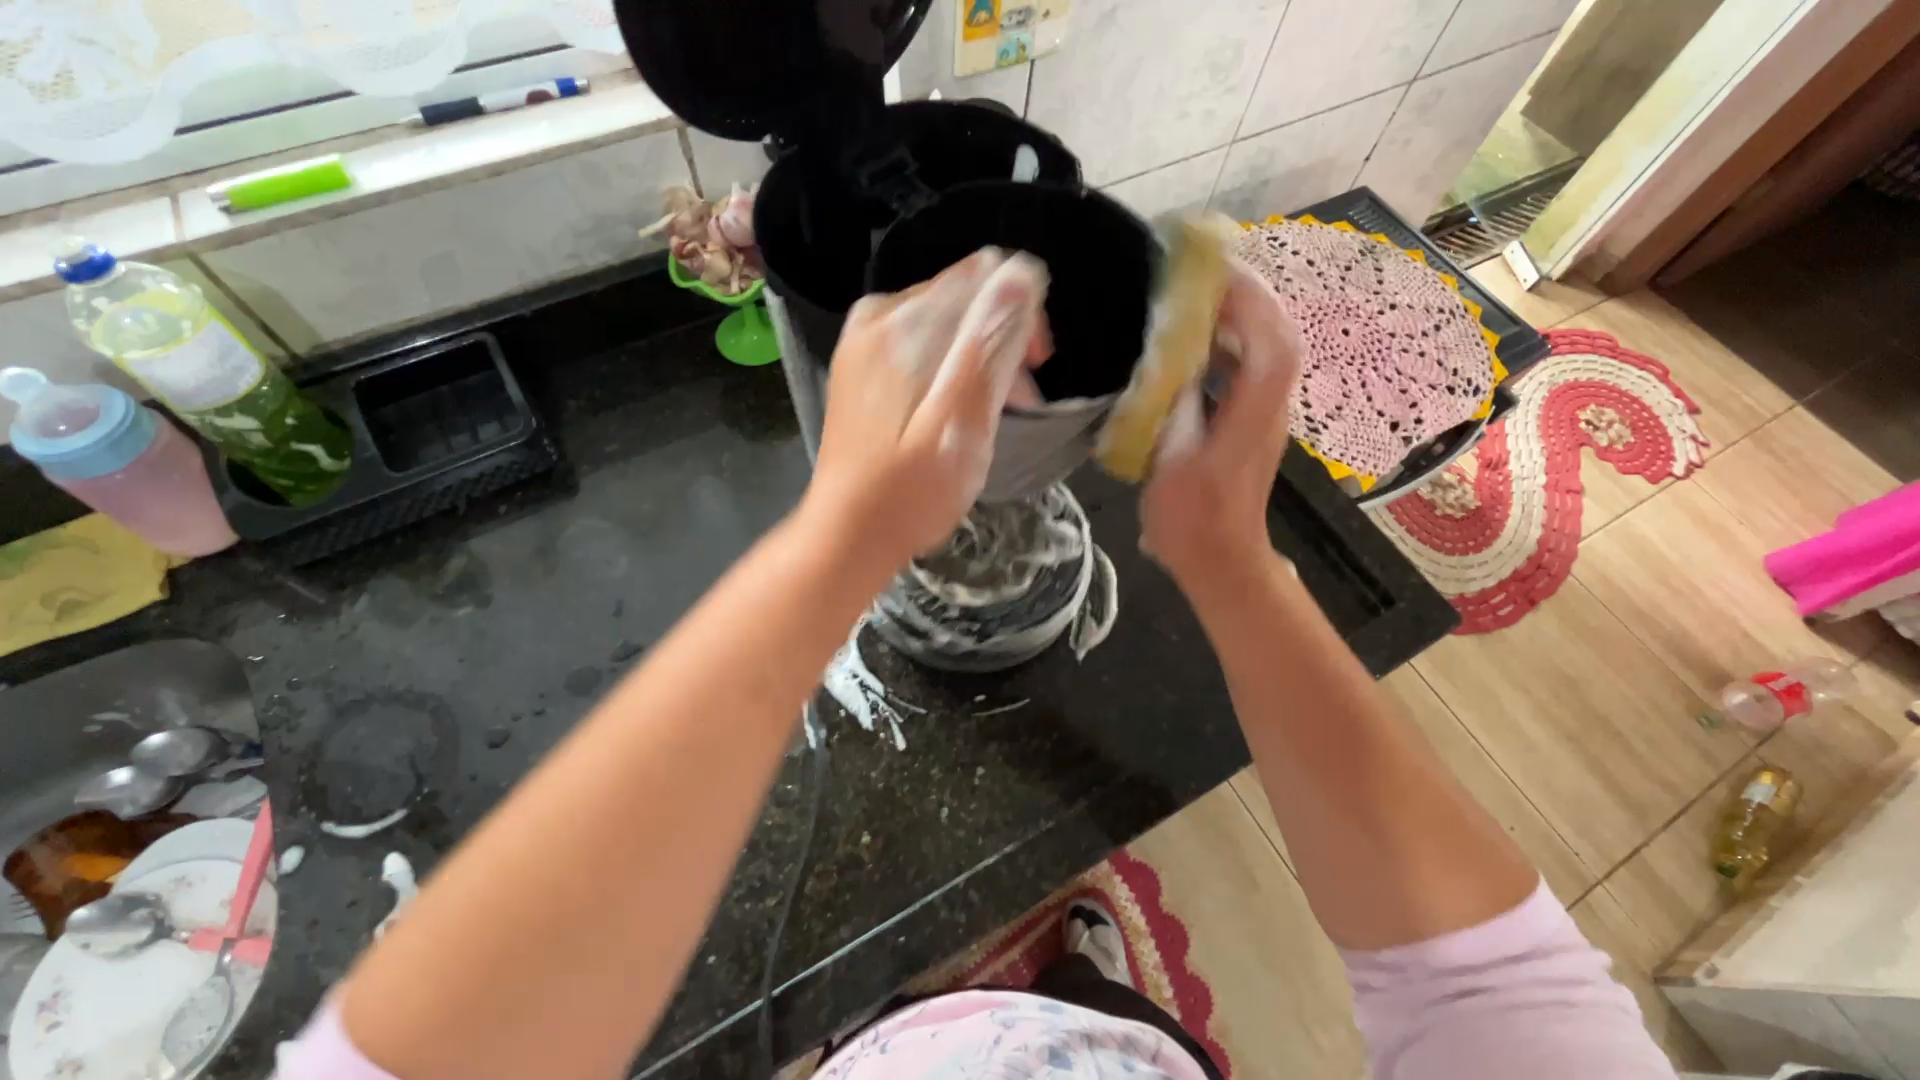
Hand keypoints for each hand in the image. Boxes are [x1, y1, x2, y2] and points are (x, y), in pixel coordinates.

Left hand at [802, 248, 1050, 566]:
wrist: (848, 535)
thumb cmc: (912, 490)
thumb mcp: (962, 421)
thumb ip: (990, 345)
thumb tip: (1022, 272)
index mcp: (902, 323)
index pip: (984, 276)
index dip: (1022, 315)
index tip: (1035, 368)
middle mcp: (877, 317)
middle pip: (963, 298)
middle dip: (1003, 339)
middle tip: (1019, 400)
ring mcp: (863, 343)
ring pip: (944, 324)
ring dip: (980, 358)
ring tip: (994, 413)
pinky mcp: (860, 370)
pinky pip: (920, 347)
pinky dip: (950, 370)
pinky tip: (958, 411)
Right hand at [1140, 261, 1302, 591]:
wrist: (1222, 561)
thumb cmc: (1191, 522)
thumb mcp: (1169, 465)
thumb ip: (1172, 407)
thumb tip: (1168, 359)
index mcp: (1252, 420)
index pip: (1272, 345)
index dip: (1251, 302)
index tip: (1214, 270)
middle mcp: (1271, 409)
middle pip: (1278, 335)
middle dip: (1248, 294)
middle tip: (1204, 268)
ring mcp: (1268, 414)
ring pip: (1270, 346)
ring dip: (1243, 312)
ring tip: (1201, 291)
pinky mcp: (1255, 420)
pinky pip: (1255, 363)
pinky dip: (1234, 338)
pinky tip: (1201, 335)